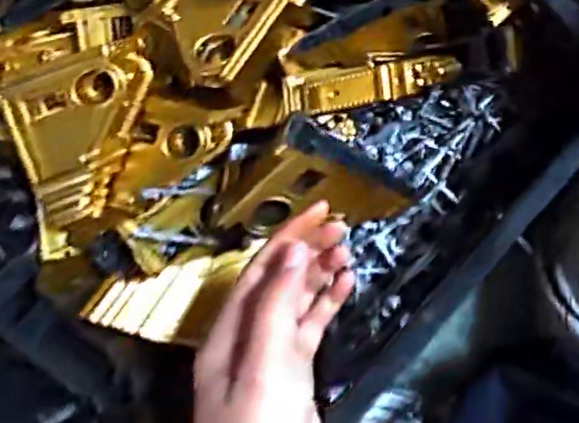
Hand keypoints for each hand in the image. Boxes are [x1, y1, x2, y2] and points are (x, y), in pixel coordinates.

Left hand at [194, 201, 355, 422]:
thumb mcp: (264, 361)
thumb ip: (277, 303)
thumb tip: (295, 247)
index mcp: (230, 333)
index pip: (261, 268)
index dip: (290, 233)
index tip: (322, 207)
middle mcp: (247, 338)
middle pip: (280, 278)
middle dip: (310, 248)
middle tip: (343, 227)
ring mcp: (270, 355)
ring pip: (298, 297)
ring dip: (322, 270)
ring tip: (348, 253)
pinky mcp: (293, 370)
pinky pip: (312, 322)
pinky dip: (330, 299)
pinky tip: (348, 284)